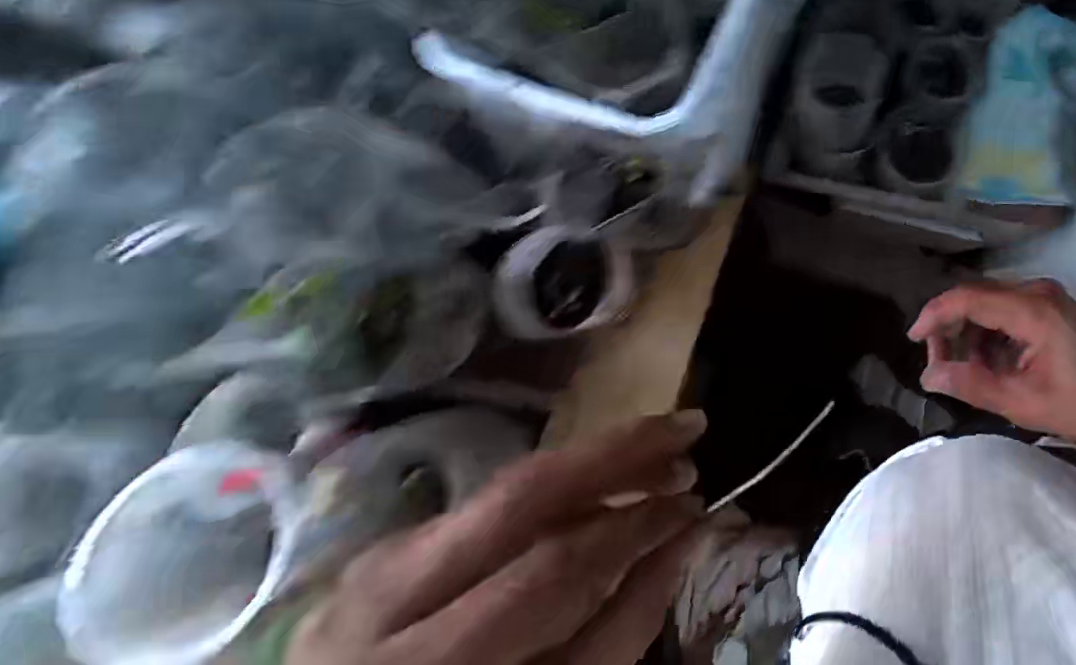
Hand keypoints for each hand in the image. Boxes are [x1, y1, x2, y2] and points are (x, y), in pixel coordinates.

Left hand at [287, 411, 709, 664]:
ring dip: (596, 458)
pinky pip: (493, 499)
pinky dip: (559, 486)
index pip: (556, 569)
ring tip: (658, 453)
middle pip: (526, 496)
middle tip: (689, 432)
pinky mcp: (385, 549)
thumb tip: (687, 537)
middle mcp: (391, 604)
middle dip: (621, 454)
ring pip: (509, 483)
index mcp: (439, 663)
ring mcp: (378, 569)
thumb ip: (620, 627)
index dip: (637, 528)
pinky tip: (602, 484)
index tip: (697, 507)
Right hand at [908, 280, 1075, 456]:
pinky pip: (1014, 314)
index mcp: (1032, 309)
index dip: (934, 315)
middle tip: (943, 367)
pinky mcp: (1060, 310)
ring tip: (972, 375)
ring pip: (995, 307)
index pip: (967, 297)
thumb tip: (928, 375)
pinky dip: (997, 338)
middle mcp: (1039, 292)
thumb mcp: (1025, 403)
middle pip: (979, 298)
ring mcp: (1052, 298)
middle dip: (953, 330)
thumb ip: (972, 385)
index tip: (913, 340)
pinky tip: (999, 368)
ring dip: (975, 336)